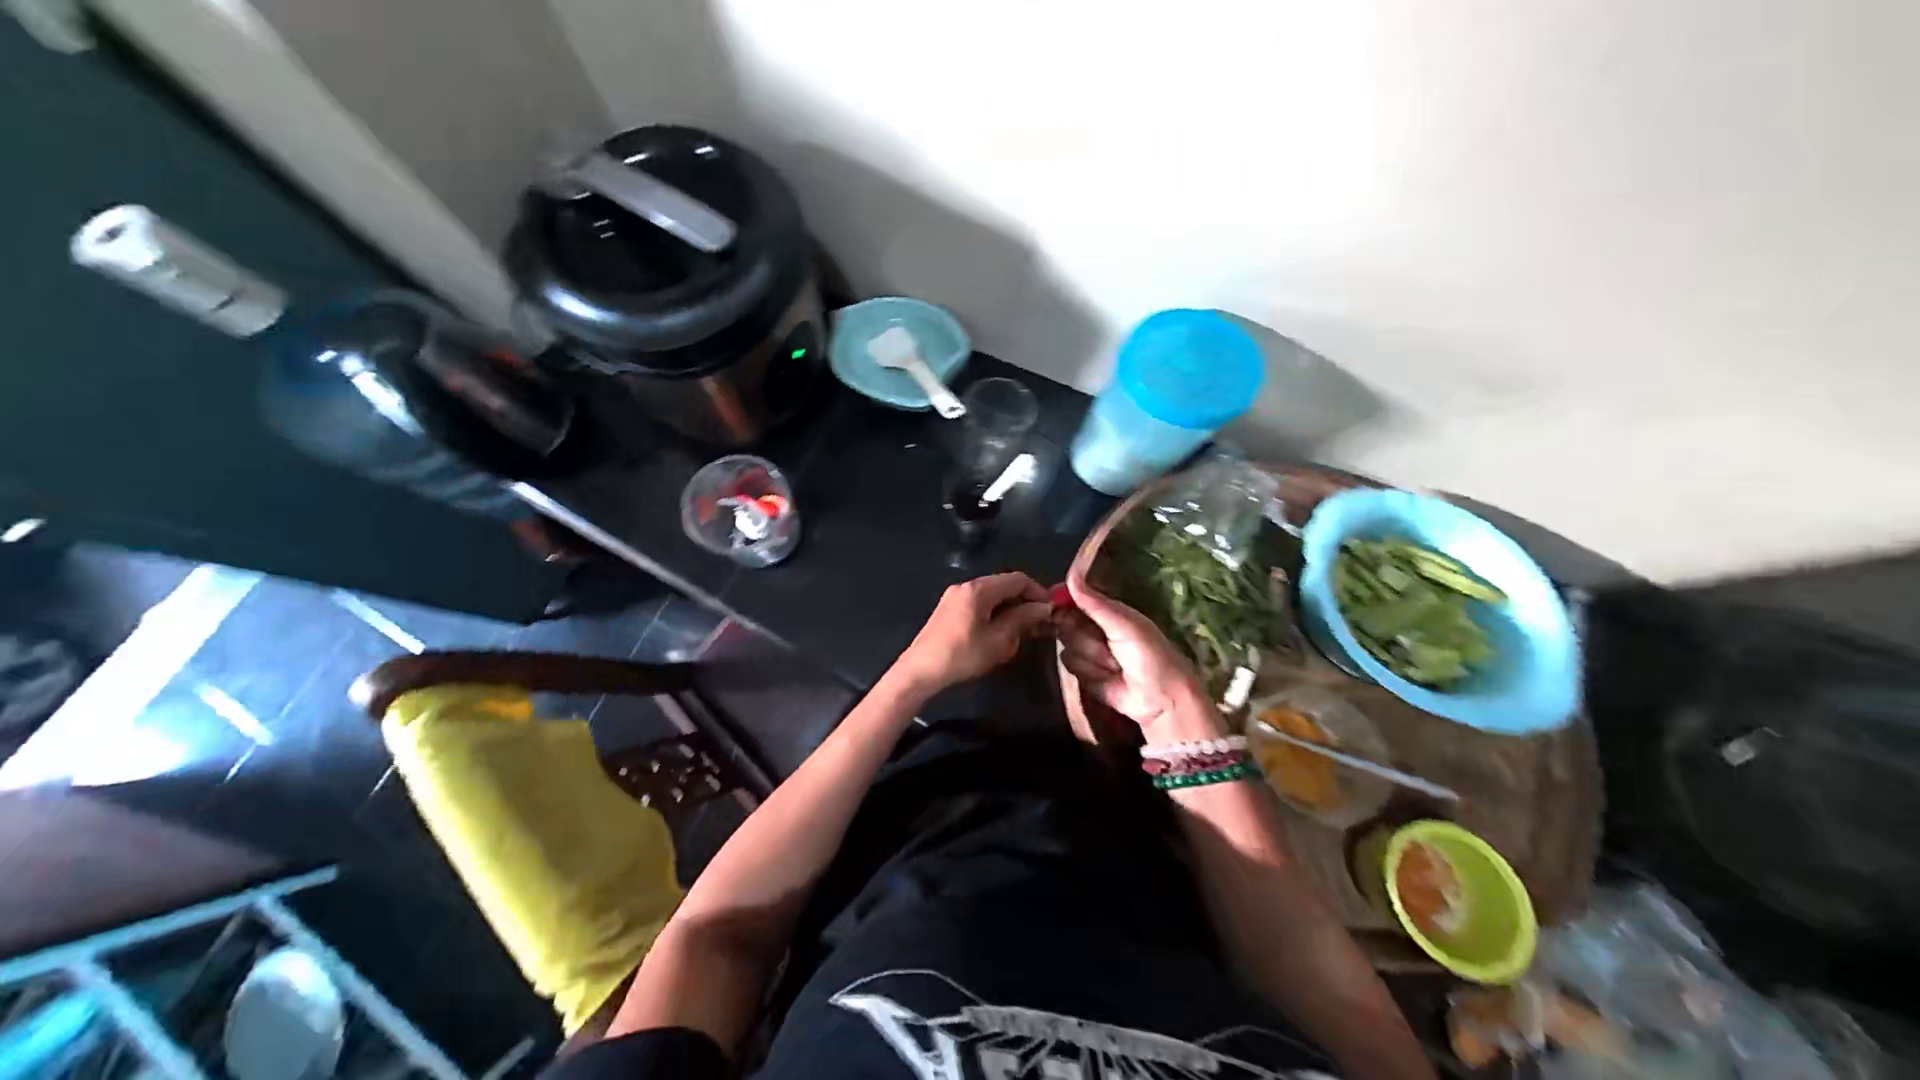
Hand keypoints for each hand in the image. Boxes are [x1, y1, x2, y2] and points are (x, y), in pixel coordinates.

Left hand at [894, 572, 1054, 692]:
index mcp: (978, 589)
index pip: (1017, 579)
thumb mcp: (998, 641)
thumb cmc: (961, 656)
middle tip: (1038, 623)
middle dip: (1024, 602)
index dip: (1038, 592)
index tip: (1050, 610)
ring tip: (1020, 632)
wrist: (920, 671)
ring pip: (992, 595)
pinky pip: (979, 604)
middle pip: (1004, 585)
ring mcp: (954, 596)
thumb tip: (1043, 607)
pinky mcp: (948, 609)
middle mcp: (965, 586)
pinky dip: (994, 613)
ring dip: (1009, 609)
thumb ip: (1022, 619)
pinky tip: (998, 634)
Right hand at [1057, 571, 1218, 741]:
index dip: (1062, 600)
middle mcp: (1093, 627)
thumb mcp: (1124, 624)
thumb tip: (1070, 574)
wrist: (1159, 699)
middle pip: (1064, 623)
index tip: (1053, 601)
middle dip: (1083, 636)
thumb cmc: (1149, 655)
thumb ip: (1095, 602)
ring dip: (1091, 658)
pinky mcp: (1083, 674)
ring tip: (1114, 666)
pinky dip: (1089, 672)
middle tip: (1107, 645)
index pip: (1073, 598)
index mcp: (1106, 610)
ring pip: (1066, 646)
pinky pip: (1069, 666)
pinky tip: (1107, 678)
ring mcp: (1087, 651)